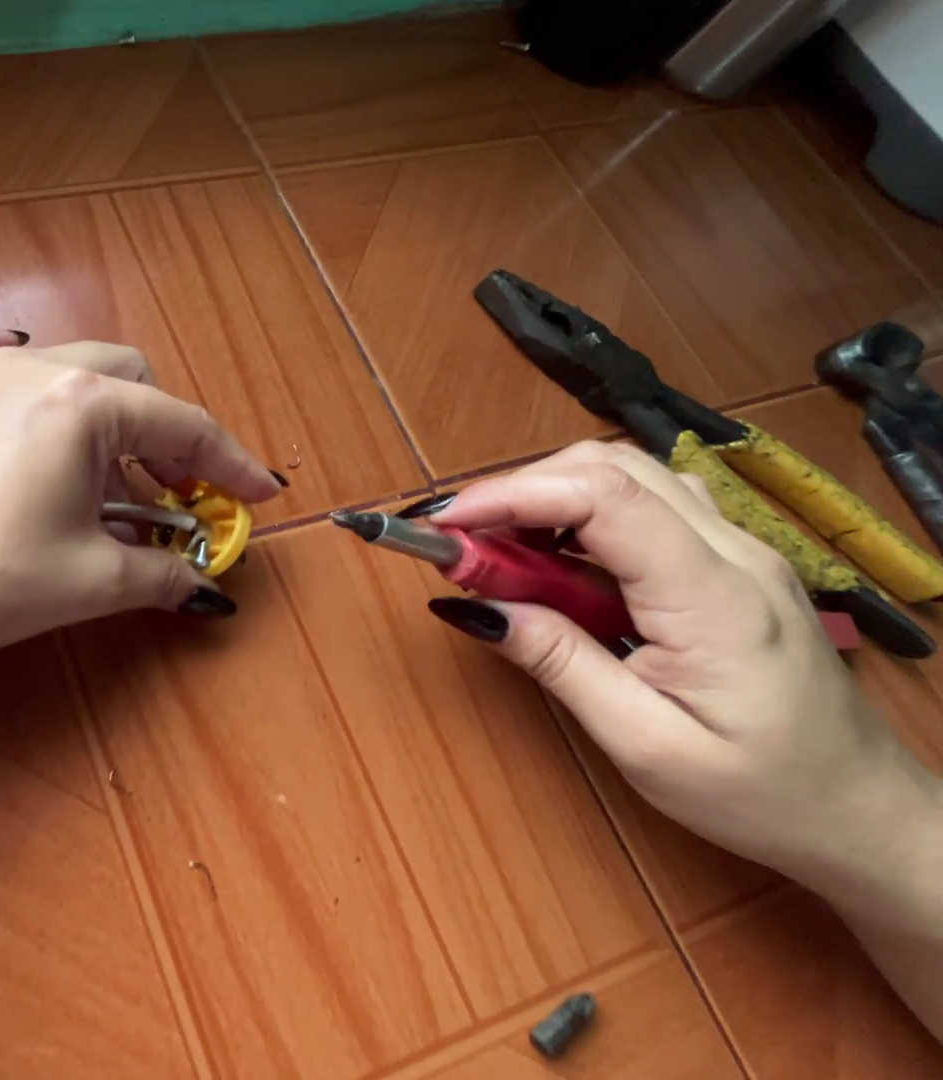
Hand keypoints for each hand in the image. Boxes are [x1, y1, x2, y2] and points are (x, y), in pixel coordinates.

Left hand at [0, 320, 280, 666]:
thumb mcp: (94, 580)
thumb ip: (162, 574)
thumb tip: (201, 585)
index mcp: (82, 404)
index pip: (180, 425)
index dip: (228, 465)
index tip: (255, 494)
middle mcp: (32, 372)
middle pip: (128, 383)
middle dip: (165, 438)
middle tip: (177, 498)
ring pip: (64, 369)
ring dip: (102, 417)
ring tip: (107, 480)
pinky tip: (7, 358)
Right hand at [426, 441, 940, 894]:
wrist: (862, 813)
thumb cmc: (758, 791)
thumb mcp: (642, 741)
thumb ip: (558, 663)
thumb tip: (472, 607)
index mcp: (714, 598)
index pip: (605, 498)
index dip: (512, 494)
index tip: (442, 526)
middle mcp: (733, 552)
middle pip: (610, 468)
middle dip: (516, 491)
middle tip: (458, 545)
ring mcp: (737, 550)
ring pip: (624, 475)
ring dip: (544, 497)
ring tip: (494, 554)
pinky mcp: (726, 562)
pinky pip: (641, 505)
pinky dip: (574, 514)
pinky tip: (547, 560)